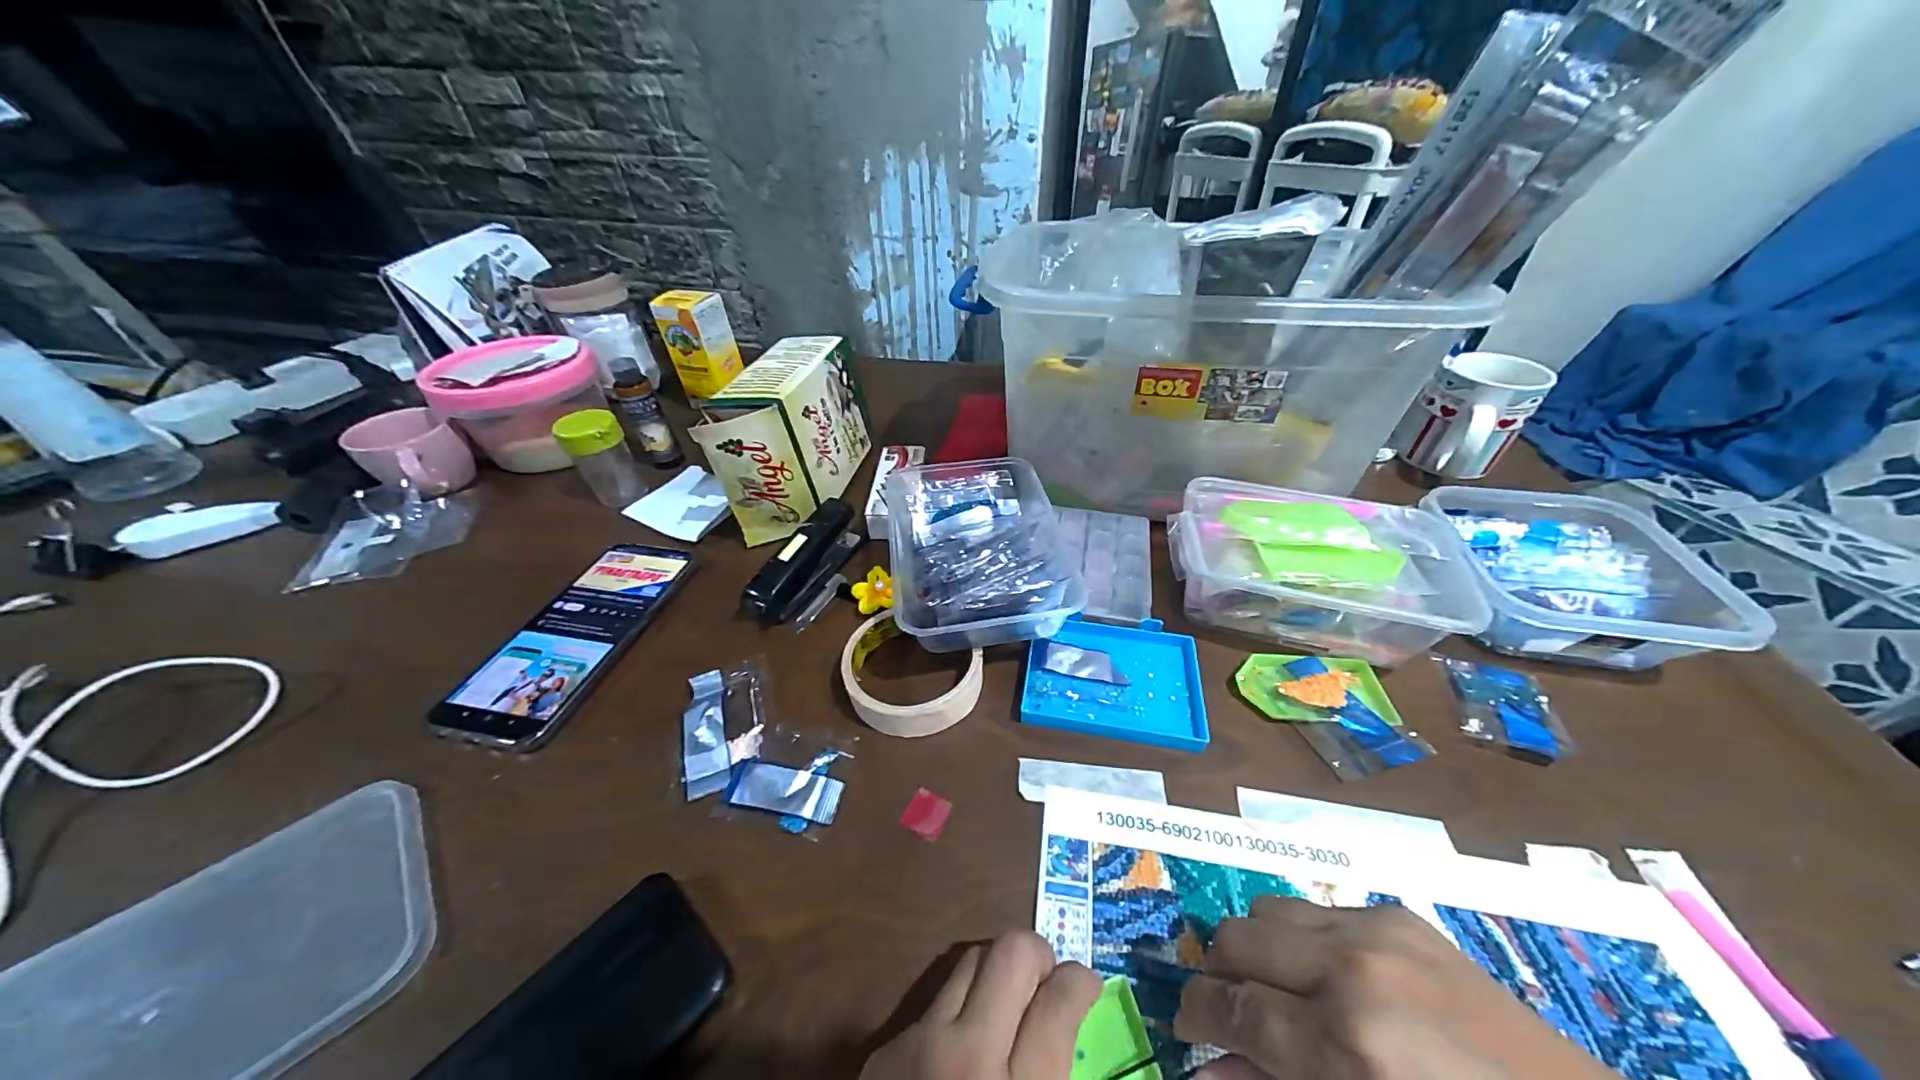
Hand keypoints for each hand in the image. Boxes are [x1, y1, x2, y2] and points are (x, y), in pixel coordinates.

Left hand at [862, 930, 1101, 1079]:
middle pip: (1012, 953)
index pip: (1060, 998)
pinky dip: (961, 1006)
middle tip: (1049, 983)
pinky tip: (964, 1045)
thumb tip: (1072, 1037)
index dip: (1082, 982)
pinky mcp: (886, 1050)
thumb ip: (1058, 1079)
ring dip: (999, 971)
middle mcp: (968, 1055)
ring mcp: (919, 1044)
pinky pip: (936, 1000)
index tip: (1087, 986)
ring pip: (970, 960)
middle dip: (1040, 956)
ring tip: (1010, 1002)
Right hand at [1175, 897, 1616, 1079]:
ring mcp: (1379, 932)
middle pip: (1235, 939)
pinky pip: (1317, 909)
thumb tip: (1206, 1070)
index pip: (1230, 1006)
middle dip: (1220, 976)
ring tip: (1283, 991)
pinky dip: (1304, 940)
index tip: (1188, 1026)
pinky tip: (1336, 980)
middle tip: (1233, 1012)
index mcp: (1345, 1041)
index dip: (1197, 1016)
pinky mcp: (1402, 917)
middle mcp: (1351, 968)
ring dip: (1259, 950)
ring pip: (1267, 910)